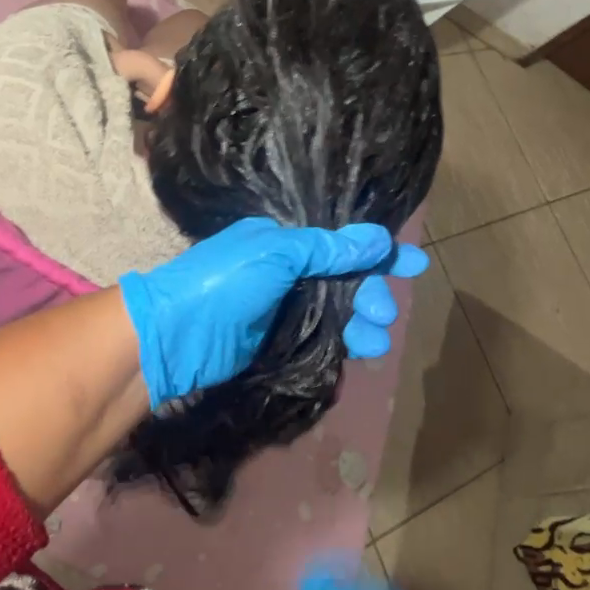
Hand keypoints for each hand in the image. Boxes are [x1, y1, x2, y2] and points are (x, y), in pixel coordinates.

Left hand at [119, 217, 428, 407]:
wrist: (173, 336)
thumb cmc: (222, 283)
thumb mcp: (274, 254)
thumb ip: (326, 248)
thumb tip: (377, 238)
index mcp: (280, 239)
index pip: (339, 241)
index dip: (377, 251)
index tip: (416, 264)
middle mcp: (284, 268)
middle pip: (344, 277)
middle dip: (370, 291)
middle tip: (382, 311)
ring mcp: (281, 306)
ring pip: (336, 309)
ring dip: (361, 321)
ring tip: (376, 339)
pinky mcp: (277, 340)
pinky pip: (322, 336)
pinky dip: (343, 342)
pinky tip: (359, 350)